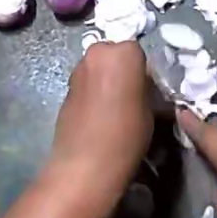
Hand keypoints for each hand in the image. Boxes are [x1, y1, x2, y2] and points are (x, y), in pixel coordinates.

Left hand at [46, 42, 153, 205]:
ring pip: (98, 68)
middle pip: (114, 55)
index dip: (143, 71)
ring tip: (114, 109)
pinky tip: (98, 116)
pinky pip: (86, 83)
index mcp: (123, 53)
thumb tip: (145, 89)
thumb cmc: (125, 135)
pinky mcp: (65, 87)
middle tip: (131, 97)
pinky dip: (93, 92)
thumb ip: (147, 90)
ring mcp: (78, 69)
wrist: (84, 166)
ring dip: (106, 81)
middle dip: (122, 71)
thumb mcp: (151, 112)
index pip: (138, 51)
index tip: (146, 90)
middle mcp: (97, 53)